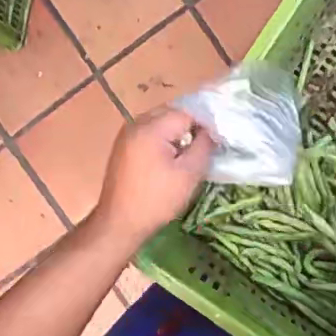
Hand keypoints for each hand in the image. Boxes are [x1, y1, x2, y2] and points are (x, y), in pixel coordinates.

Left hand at [90, 107, 215, 247]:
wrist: (119, 223)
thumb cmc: (157, 199)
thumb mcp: (189, 173)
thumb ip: (204, 145)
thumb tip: (211, 131)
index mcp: (151, 127)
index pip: (187, 112)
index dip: (204, 125)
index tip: (215, 142)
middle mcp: (136, 124)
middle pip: (171, 113)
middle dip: (190, 126)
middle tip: (204, 147)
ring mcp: (126, 135)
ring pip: (159, 122)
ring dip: (176, 133)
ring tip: (188, 154)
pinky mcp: (123, 147)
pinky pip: (148, 133)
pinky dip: (162, 140)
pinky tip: (169, 159)